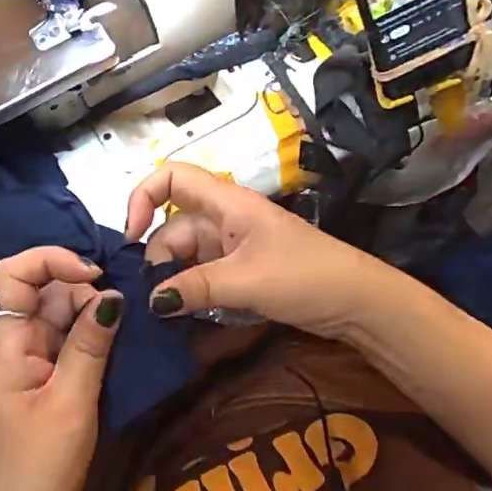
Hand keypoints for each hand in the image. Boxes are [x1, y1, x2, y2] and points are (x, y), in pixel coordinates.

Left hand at [0, 247, 123, 490]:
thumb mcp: (72, 399)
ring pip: (59, 312)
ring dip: (90, 312)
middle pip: (42, 290)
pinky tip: (114, 341)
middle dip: (80, 290)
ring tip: (121, 330)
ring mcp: (29, 358)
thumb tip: (111, 294)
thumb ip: (91, 343)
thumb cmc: (44, 462)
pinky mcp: (46, 375)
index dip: (49, 260)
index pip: (13, 274)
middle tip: (117, 313)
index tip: (93, 275)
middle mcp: (13, 342)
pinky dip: (90, 333)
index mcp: (4, 342)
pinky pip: (67, 337)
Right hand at [124, 162, 399, 340]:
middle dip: (160, 257)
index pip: (171, 177)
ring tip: (172, 311)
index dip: (142, 197)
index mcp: (227, 202)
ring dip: (174, 280)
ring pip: (185, 253)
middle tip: (157, 298)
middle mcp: (224, 218)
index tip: (132, 235)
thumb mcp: (246, 281)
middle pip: (173, 225)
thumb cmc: (306, 277)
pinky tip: (188, 313)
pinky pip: (201, 273)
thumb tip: (152, 301)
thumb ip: (195, 288)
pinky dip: (190, 290)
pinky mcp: (240, 269)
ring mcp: (231, 244)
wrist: (359, 304)